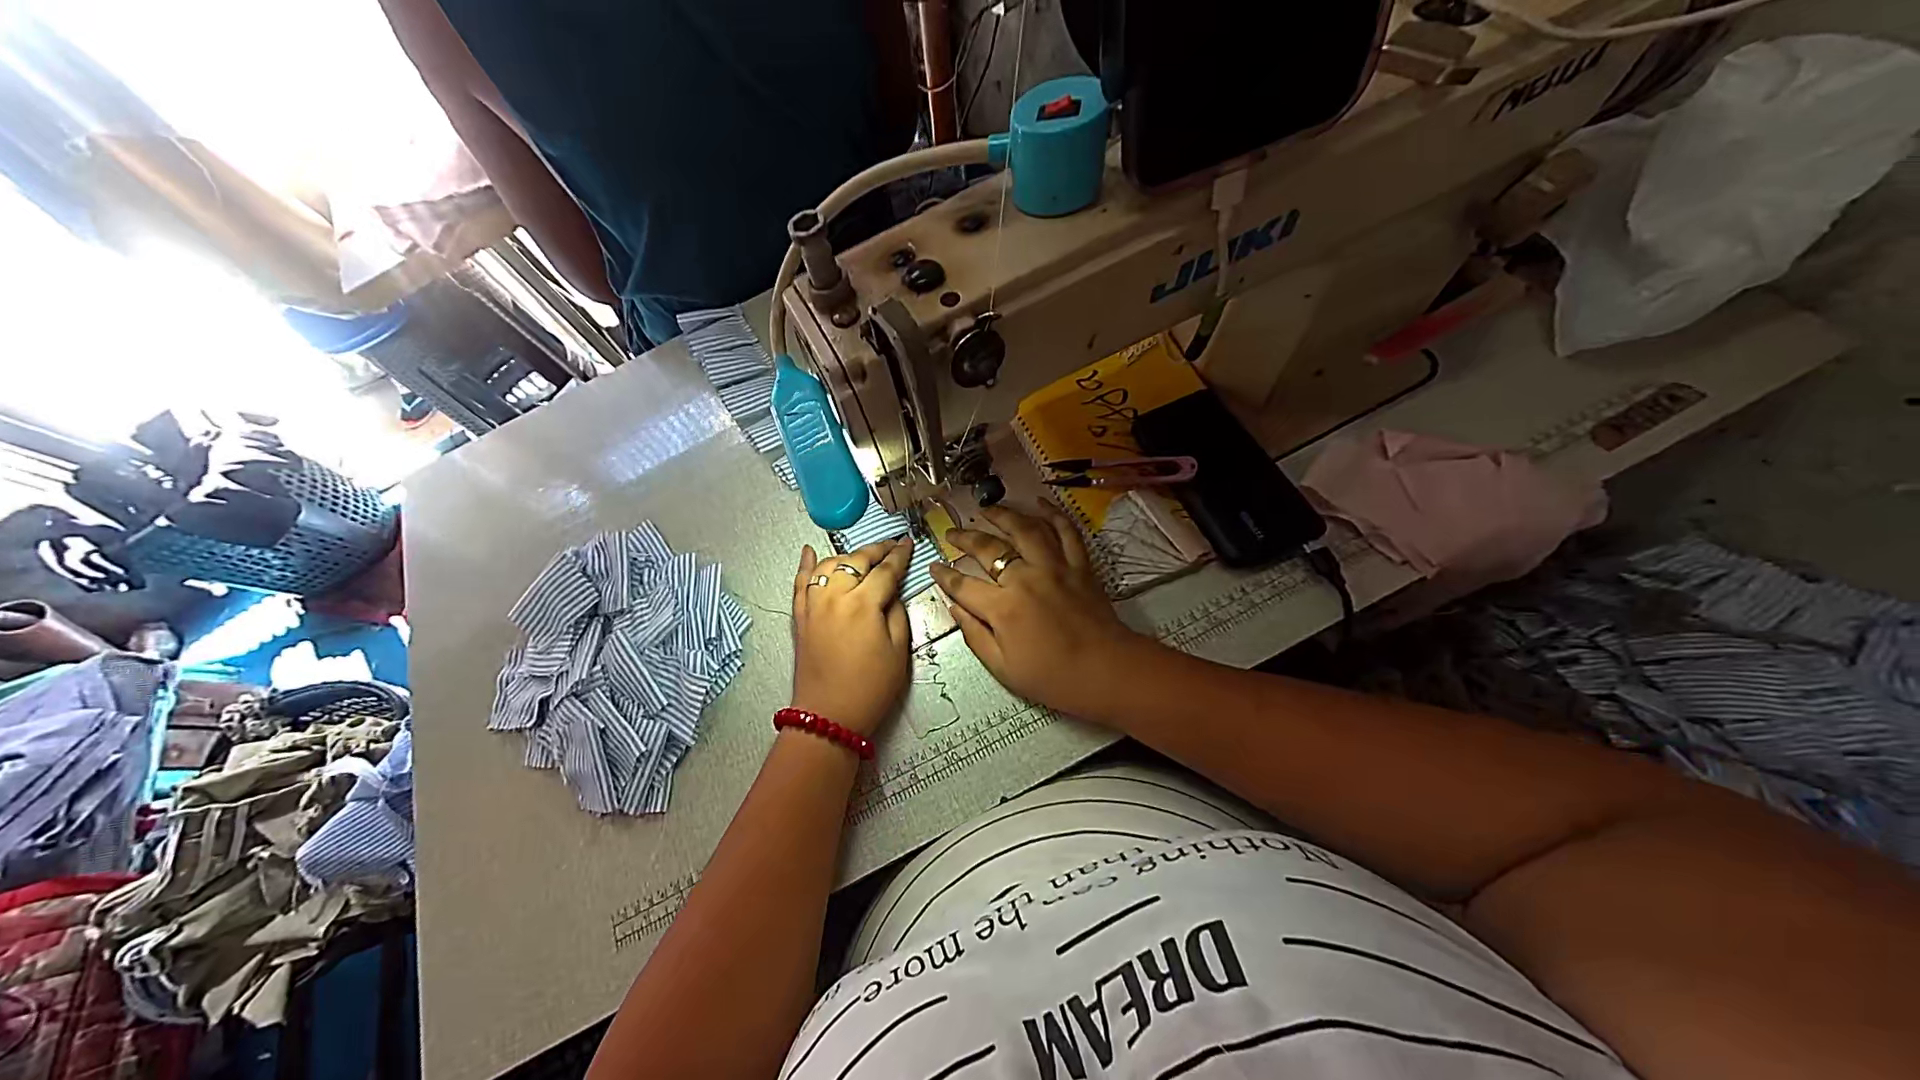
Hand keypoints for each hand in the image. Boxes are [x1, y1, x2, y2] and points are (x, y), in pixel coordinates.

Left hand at [789, 536, 915, 736]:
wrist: (829, 715)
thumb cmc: (871, 688)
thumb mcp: (899, 650)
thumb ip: (897, 613)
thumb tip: (891, 593)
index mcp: (863, 604)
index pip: (885, 570)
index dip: (899, 556)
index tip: (908, 543)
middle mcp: (834, 597)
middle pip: (855, 561)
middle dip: (876, 550)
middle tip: (891, 546)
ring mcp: (813, 605)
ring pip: (829, 565)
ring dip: (847, 556)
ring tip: (862, 556)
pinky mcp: (800, 617)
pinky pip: (800, 582)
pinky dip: (806, 565)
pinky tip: (809, 552)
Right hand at [930, 504, 1158, 719]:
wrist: (1107, 672)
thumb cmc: (1053, 678)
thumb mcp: (1003, 668)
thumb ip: (975, 635)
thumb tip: (955, 608)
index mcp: (1003, 607)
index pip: (963, 585)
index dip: (944, 575)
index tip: (933, 566)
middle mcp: (1025, 578)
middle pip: (989, 548)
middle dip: (965, 538)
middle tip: (952, 533)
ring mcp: (1055, 567)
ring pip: (1025, 529)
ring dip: (1003, 515)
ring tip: (987, 510)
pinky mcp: (1080, 565)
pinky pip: (1066, 531)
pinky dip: (1053, 514)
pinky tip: (1039, 502)